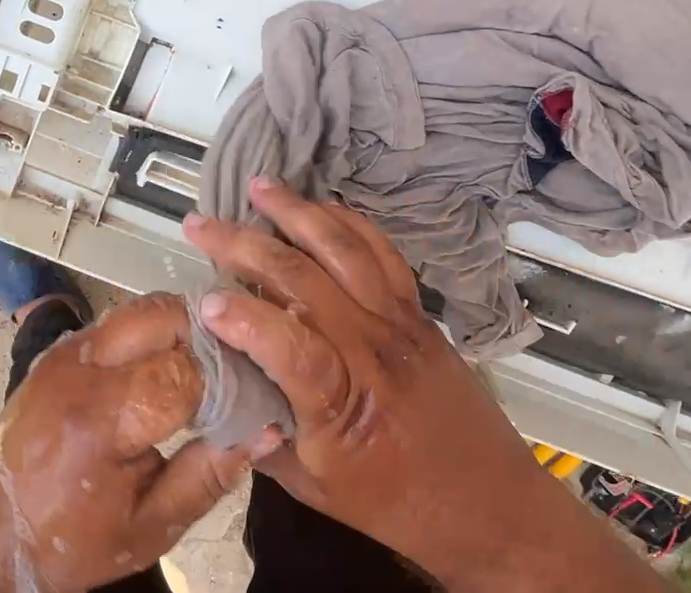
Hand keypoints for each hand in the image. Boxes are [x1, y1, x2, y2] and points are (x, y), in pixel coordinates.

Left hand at [0, 293, 267, 592]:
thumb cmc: (74, 539)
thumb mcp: (150, 528)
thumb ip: (209, 475)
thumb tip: (266, 429)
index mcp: (100, 422)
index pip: (181, 373)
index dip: (222, 383)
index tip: (244, 400)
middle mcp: (79, 371)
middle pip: (160, 317)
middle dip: (205, 336)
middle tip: (228, 370)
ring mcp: (65, 352)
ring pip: (138, 308)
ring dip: (178, 327)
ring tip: (201, 364)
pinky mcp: (59, 347)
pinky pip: (117, 320)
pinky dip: (150, 331)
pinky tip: (164, 364)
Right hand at [183, 179, 663, 590]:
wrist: (490, 504)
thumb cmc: (395, 501)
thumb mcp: (313, 488)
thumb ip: (259, 435)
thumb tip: (216, 391)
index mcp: (341, 402)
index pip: (287, 345)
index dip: (243, 319)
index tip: (204, 302)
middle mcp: (370, 349)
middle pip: (303, 279)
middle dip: (244, 244)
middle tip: (200, 225)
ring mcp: (397, 322)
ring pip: (343, 249)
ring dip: (296, 212)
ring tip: (259, 186)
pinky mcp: (416, 311)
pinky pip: (380, 251)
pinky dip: (346, 221)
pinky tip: (318, 207)